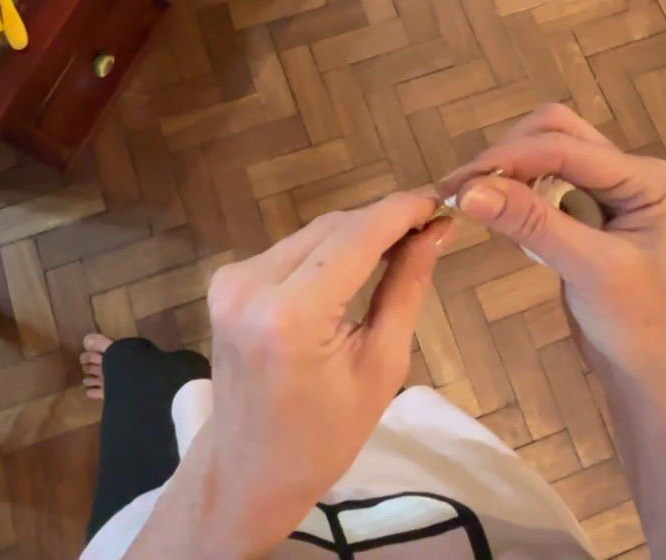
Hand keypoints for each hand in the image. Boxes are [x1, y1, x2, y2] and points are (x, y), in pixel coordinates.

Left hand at [189, 192, 451, 552]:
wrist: (247, 468)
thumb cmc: (325, 435)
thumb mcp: (381, 366)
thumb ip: (406, 287)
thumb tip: (437, 230)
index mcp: (291, 314)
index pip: (356, 237)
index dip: (401, 211)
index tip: (440, 197)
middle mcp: (252, 283)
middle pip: (332, 229)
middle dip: (382, 221)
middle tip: (429, 224)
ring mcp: (232, 278)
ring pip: (312, 234)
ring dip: (356, 233)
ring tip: (400, 243)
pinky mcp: (226, 279)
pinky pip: (290, 249)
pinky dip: (326, 250)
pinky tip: (354, 263)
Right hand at [438, 104, 665, 393]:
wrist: (653, 382)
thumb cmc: (640, 329)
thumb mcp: (589, 270)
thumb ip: (531, 223)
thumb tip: (467, 190)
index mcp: (647, 178)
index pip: (564, 148)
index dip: (508, 160)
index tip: (457, 186)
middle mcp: (629, 172)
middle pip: (554, 132)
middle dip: (507, 153)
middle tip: (462, 187)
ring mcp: (607, 189)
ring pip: (545, 151)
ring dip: (507, 168)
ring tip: (469, 197)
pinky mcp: (584, 210)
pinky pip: (542, 180)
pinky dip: (514, 188)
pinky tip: (493, 210)